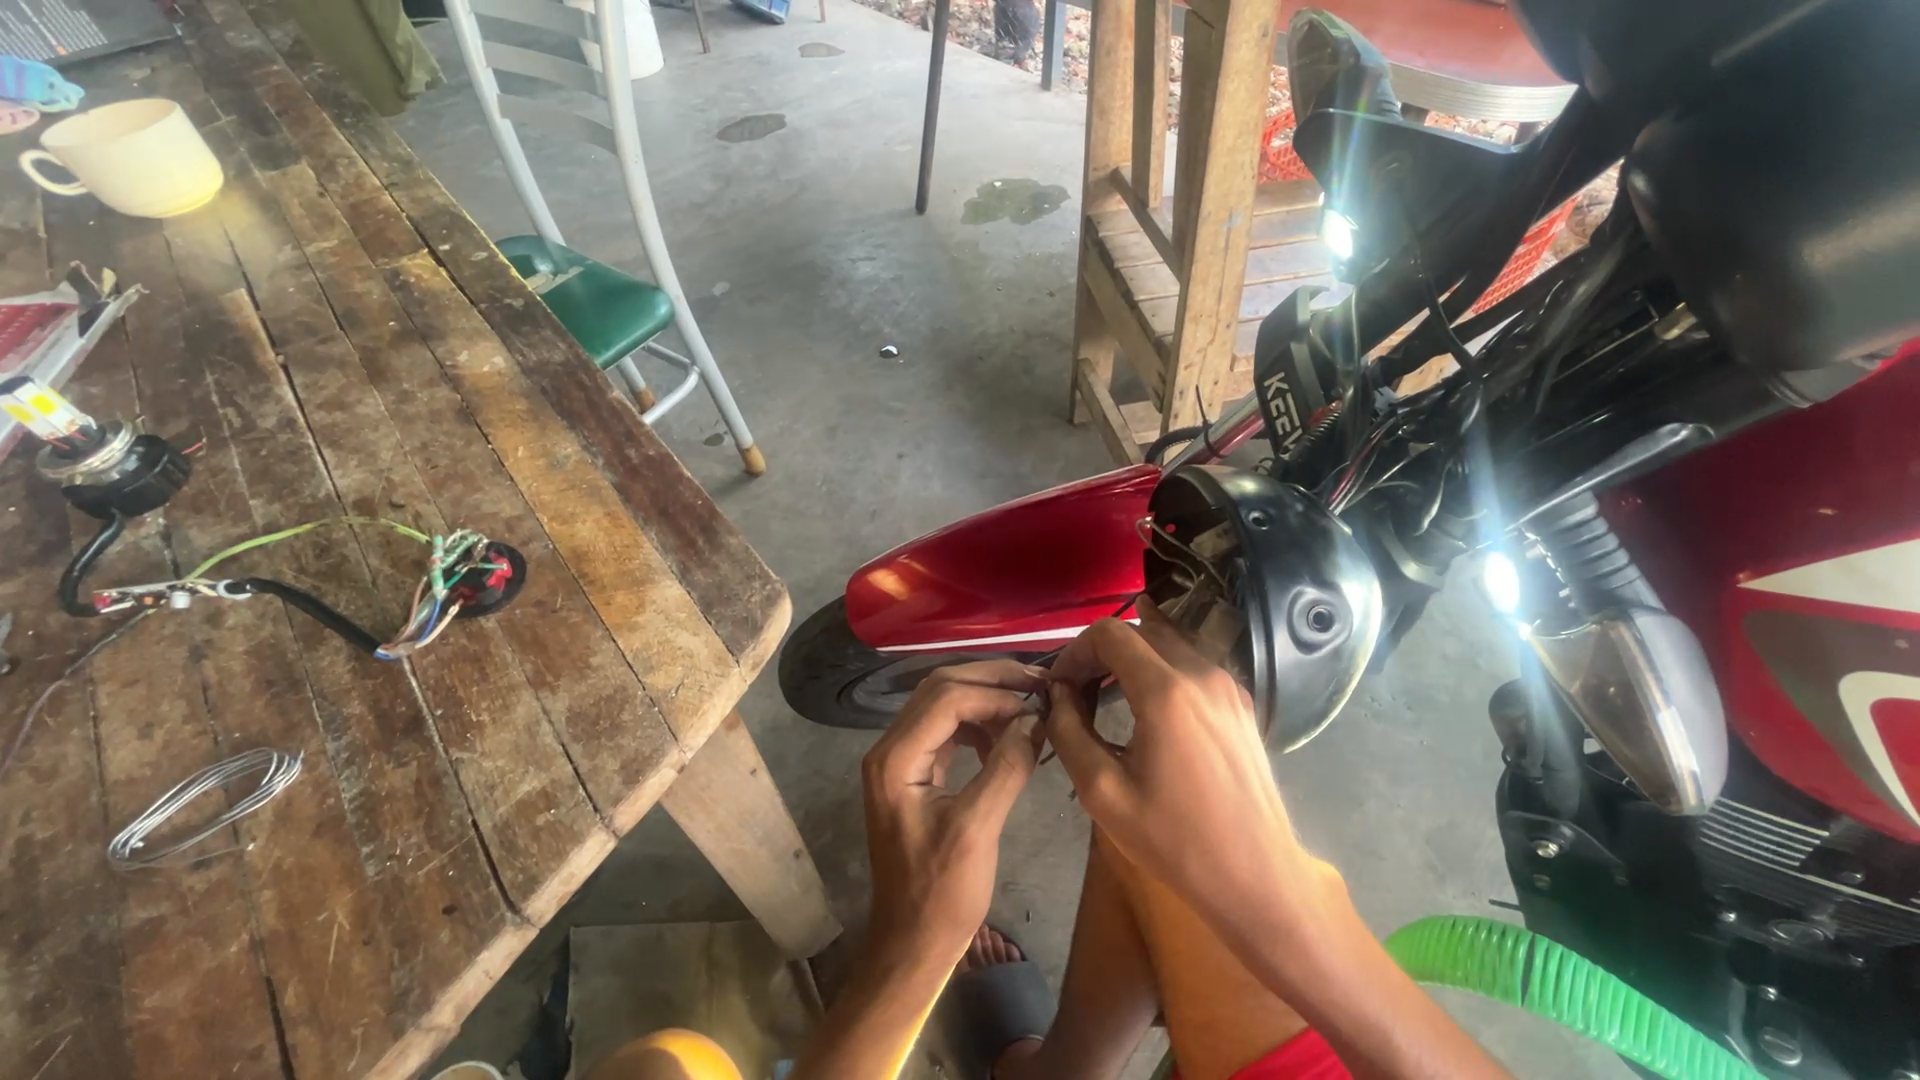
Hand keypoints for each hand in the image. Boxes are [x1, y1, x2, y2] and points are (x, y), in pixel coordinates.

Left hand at [862, 661, 1047, 965]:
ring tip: (1029, 707)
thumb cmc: (941, 894)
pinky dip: (978, 724)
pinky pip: (947, 731)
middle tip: (1039, 683)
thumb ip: (1005, 767)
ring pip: (943, 705)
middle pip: (939, 689)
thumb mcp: (977, 830)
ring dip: (985, 699)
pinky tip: (1006, 737)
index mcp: (895, 759)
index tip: (1039, 704)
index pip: (946, 698)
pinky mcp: (915, 775)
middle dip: (989, 681)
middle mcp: (890, 749)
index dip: (994, 693)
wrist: (912, 941)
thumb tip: (1035, 719)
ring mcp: (900, 761)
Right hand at [1045, 606, 1342, 937]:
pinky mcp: (1242, 705)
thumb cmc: (1174, 840)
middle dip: (1100, 651)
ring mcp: (1229, 687)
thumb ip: (1068, 731)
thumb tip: (1059, 695)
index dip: (1075, 650)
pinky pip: (1193, 665)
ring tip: (1107, 694)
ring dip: (1132, 657)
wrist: (1256, 877)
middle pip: (1140, 630)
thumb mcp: (1102, 792)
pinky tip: (1147, 702)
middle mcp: (1202, 674)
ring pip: (1170, 643)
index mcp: (1165, 691)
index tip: (1060, 687)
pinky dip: (1161, 669)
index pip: (1110, 632)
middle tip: (1078, 690)